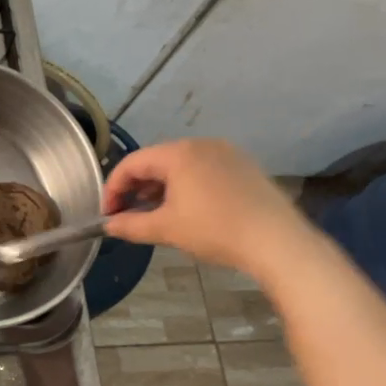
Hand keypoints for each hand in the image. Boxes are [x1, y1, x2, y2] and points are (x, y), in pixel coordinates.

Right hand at [103, 139, 310, 275]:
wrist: (277, 241)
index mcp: (178, 153)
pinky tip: (188, 211)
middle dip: (137, 188)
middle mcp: (201, 144)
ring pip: (181, 166)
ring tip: (156, 215)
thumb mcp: (166, 229)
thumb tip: (108, 226)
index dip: (114, 188)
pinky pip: (204, 170)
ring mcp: (227, 153)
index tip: (109, 214)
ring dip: (161, 188)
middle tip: (128, 215)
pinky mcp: (244, 167)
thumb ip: (130, 225)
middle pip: (156, 161)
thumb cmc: (215, 230)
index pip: (132, 163)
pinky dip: (186, 187)